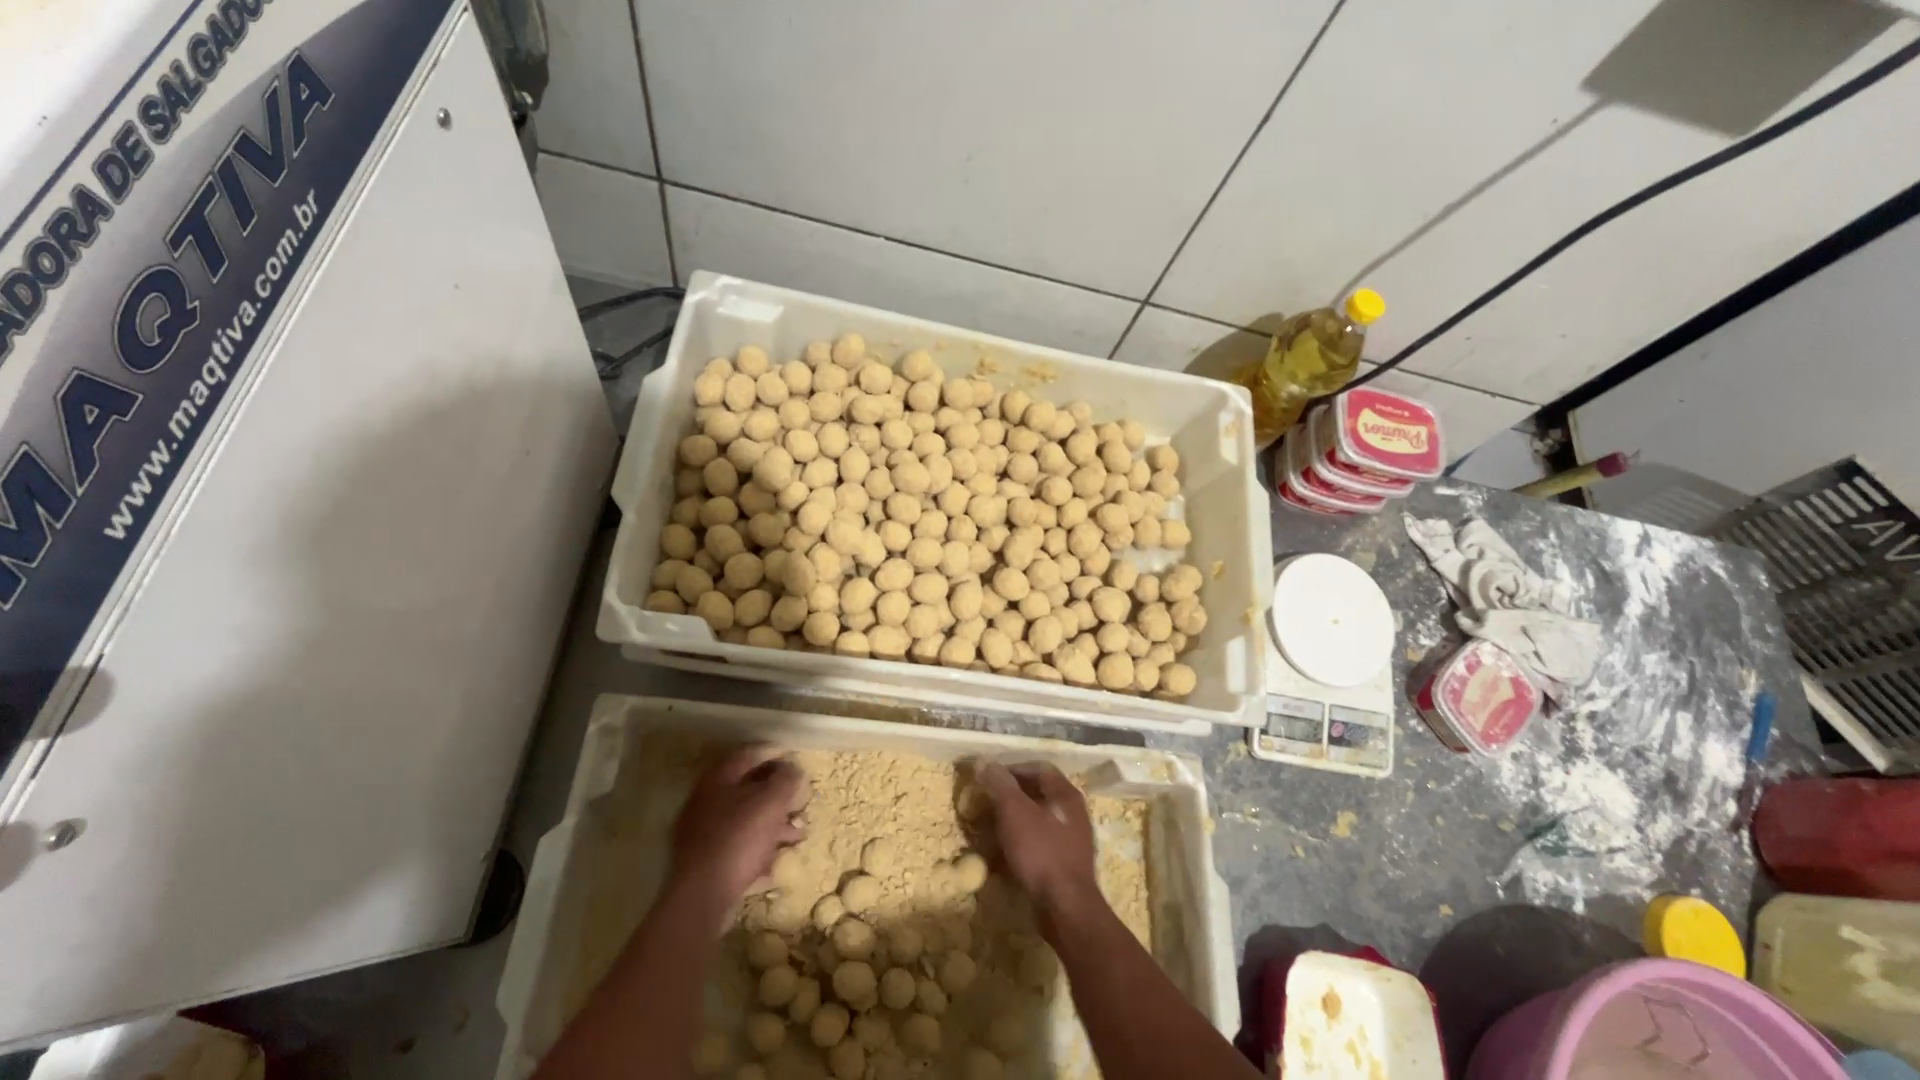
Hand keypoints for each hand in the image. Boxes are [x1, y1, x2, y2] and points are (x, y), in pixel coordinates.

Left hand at [670, 746, 805, 914]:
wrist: (704, 893)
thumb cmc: (739, 838)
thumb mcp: (770, 803)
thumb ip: (785, 780)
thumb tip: (793, 769)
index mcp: (719, 779)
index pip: (750, 753)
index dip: (775, 752)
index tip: (796, 758)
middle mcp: (708, 800)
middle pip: (750, 788)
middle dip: (780, 795)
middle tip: (801, 801)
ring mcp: (706, 831)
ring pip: (748, 819)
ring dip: (776, 824)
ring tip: (798, 836)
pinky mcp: (709, 859)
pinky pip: (741, 846)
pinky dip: (760, 849)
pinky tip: (775, 863)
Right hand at [977, 761, 1102, 924]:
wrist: (1066, 907)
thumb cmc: (1041, 852)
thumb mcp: (1015, 812)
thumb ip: (1000, 784)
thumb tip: (984, 761)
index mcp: (1066, 794)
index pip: (1038, 768)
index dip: (1011, 769)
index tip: (987, 779)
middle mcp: (1072, 813)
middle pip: (1037, 794)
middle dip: (1008, 797)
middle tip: (984, 804)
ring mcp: (1070, 840)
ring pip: (1035, 821)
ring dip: (1011, 822)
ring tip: (987, 830)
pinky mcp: (1063, 864)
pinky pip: (1037, 845)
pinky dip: (1018, 845)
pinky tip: (1000, 857)